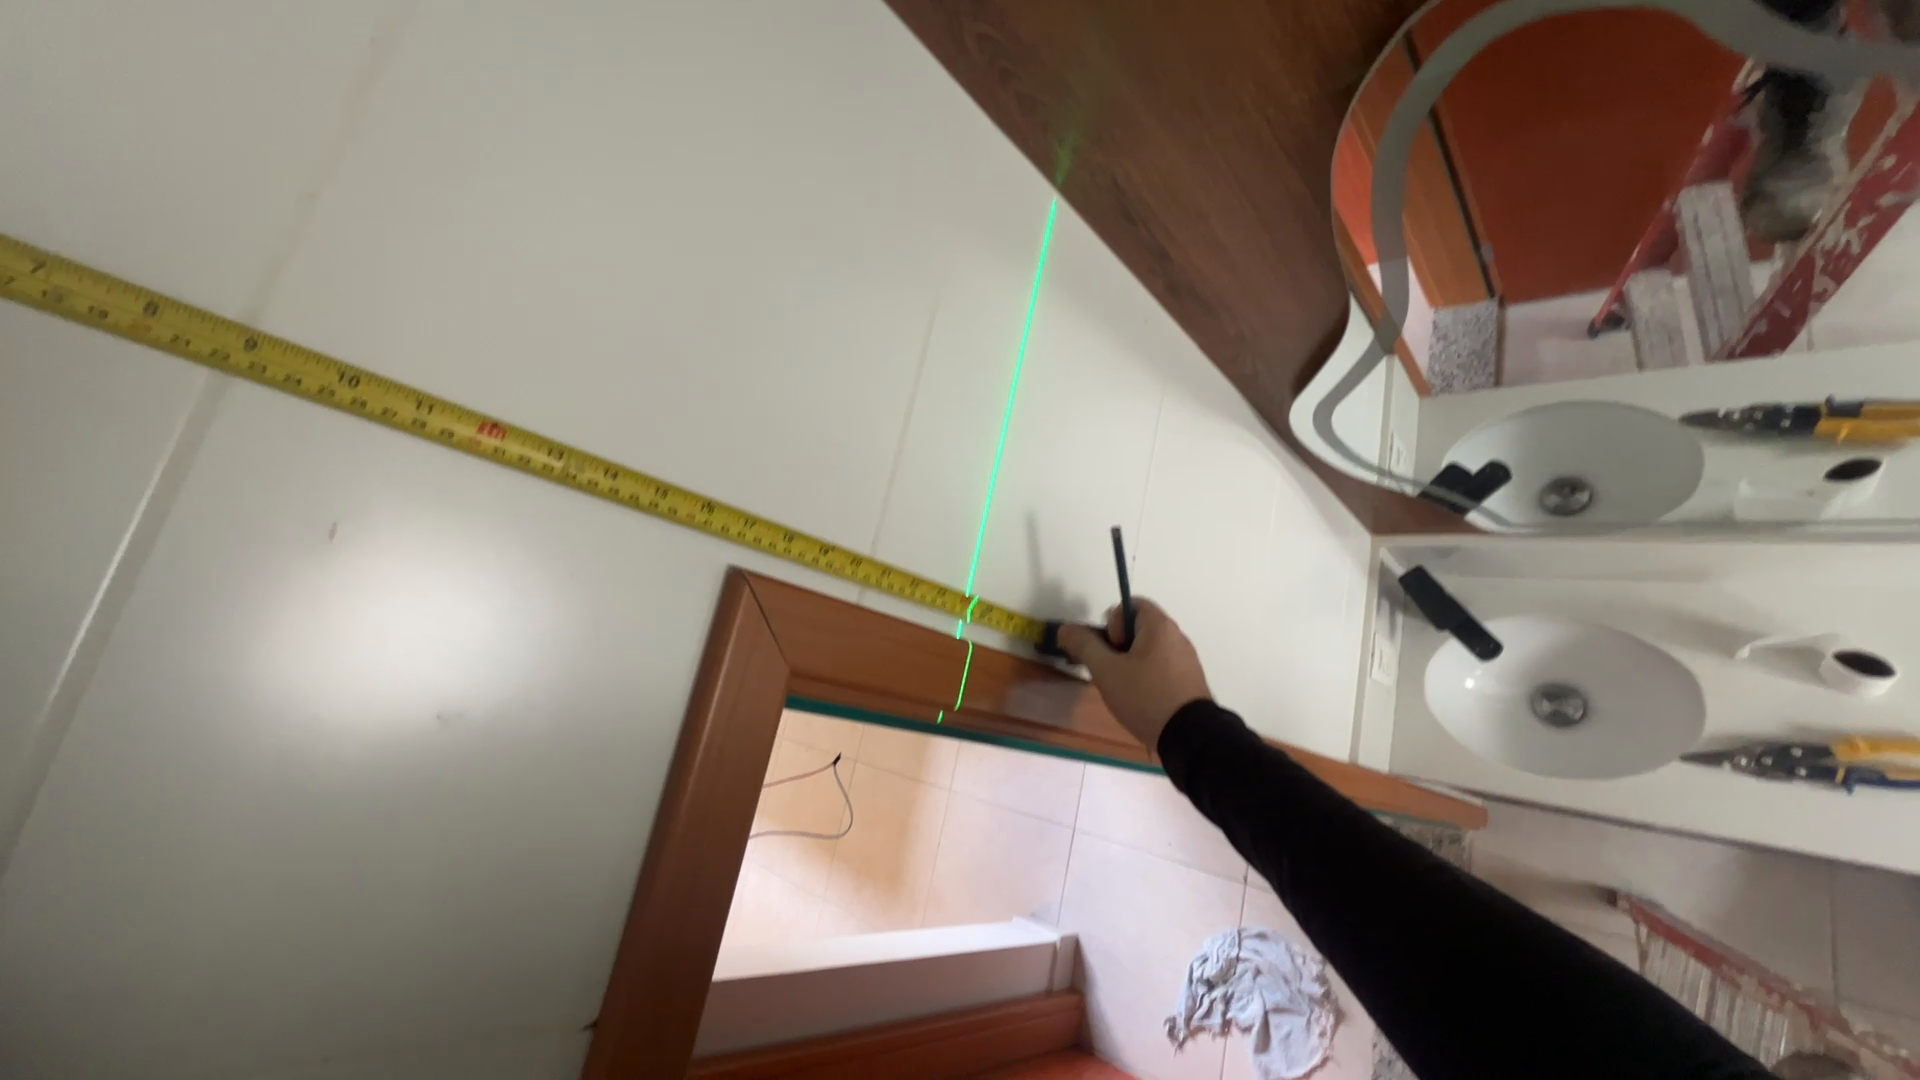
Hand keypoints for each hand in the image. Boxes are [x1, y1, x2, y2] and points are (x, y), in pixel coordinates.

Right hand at [1058, 599, 1211, 752]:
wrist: (1189, 737)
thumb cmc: (1145, 696)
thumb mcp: (1106, 671)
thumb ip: (1084, 645)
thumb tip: (1065, 629)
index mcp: (1160, 626)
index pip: (1130, 604)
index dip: (1112, 622)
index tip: (1109, 649)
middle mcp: (1177, 636)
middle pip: (1138, 628)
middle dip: (1116, 646)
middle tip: (1109, 671)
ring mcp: (1186, 660)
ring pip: (1148, 650)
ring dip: (1129, 663)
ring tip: (1122, 689)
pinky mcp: (1190, 680)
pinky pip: (1161, 667)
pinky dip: (1146, 676)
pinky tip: (1139, 700)